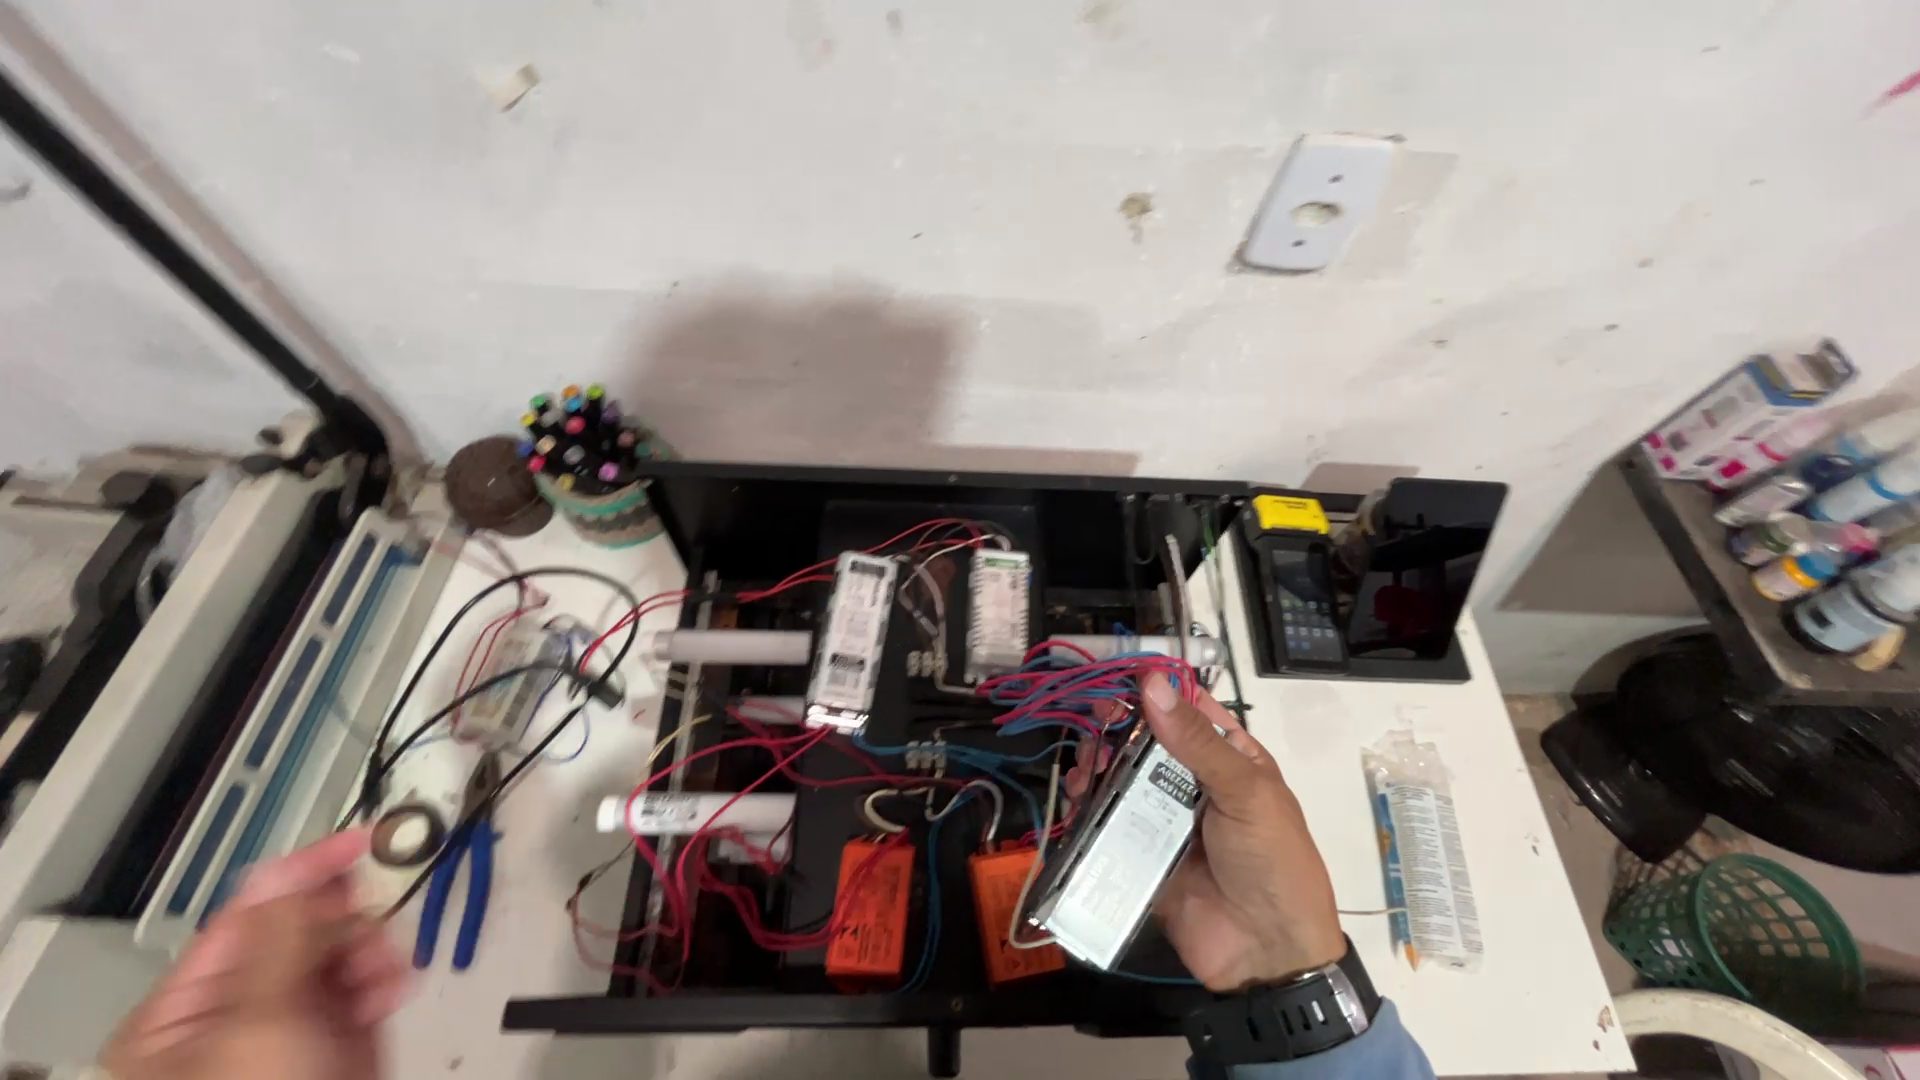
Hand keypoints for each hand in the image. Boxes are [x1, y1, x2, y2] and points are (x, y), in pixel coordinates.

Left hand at [103, 829, 409, 1079]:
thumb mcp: (261, 1023)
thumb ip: (279, 941)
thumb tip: (292, 872)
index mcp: (191, 1006)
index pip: (252, 911)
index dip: (307, 869)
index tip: (365, 839)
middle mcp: (238, 1006)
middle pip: (306, 926)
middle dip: (351, 927)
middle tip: (374, 940)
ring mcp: (290, 1020)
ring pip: (345, 948)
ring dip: (376, 953)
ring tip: (383, 982)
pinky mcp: (337, 1031)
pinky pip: (367, 978)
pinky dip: (387, 976)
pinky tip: (388, 993)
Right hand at [1066, 674, 1343, 991]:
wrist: (1265, 953)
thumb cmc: (1270, 859)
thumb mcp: (1244, 792)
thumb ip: (1195, 741)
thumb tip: (1151, 682)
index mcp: (1229, 758)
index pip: (1187, 710)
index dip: (1153, 692)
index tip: (1116, 681)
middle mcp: (1193, 781)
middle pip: (1145, 742)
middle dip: (1116, 732)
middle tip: (1094, 730)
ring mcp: (1165, 816)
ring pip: (1122, 777)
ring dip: (1098, 766)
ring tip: (1084, 769)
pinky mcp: (1141, 849)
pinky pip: (1110, 819)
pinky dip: (1089, 806)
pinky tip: (1078, 800)